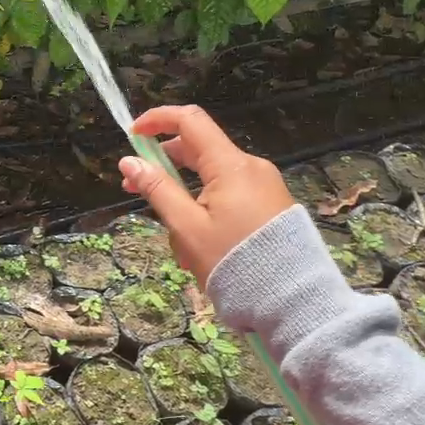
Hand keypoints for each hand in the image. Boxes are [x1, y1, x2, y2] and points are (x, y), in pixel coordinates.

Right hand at [119, 105, 293, 285]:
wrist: (295, 304)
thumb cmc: (234, 262)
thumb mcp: (187, 227)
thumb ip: (157, 189)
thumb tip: (129, 161)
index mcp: (231, 166)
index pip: (190, 121)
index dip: (157, 120)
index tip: (133, 135)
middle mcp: (251, 167)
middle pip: (199, 148)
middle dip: (164, 163)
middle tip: (135, 187)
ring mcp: (266, 186)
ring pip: (213, 175)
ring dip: (184, 192)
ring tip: (174, 235)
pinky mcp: (273, 206)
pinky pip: (231, 192)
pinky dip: (206, 204)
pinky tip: (200, 240)